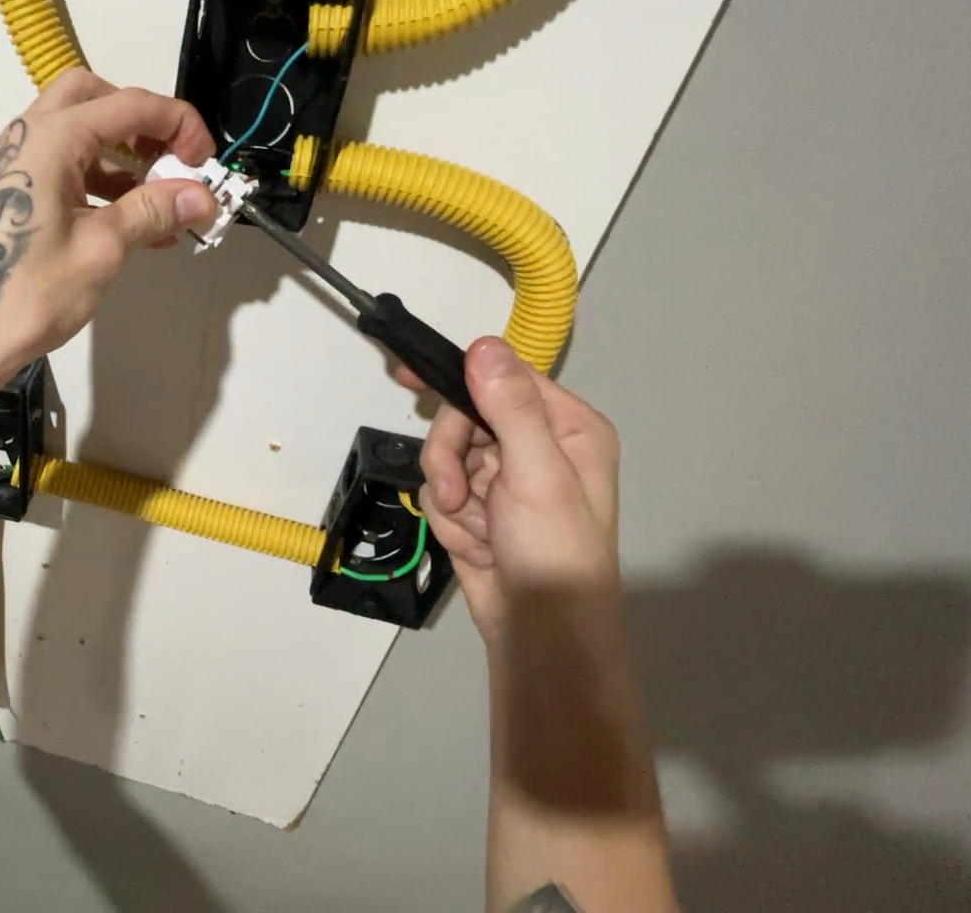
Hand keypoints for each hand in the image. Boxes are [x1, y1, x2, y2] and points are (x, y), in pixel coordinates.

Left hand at [0, 71, 216, 381]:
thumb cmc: (31, 293)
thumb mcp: (102, 249)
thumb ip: (153, 211)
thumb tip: (203, 195)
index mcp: (49, 140)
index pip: (128, 105)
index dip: (177, 123)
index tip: (205, 160)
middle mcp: (26, 138)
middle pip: (92, 98)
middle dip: (140, 121)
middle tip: (170, 158)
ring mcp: (13, 165)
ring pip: (75, 134)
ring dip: (120, 156)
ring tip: (160, 204)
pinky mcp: (9, 193)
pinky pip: (60, 167)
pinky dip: (97, 181)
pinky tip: (130, 223)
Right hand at [394, 338, 621, 644]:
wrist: (537, 626)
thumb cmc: (553, 551)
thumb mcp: (537, 475)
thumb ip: (511, 409)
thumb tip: (483, 345)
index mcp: (566, 427)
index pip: (500, 380)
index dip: (455, 377)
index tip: (405, 376)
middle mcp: (535, 444)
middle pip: (461, 420)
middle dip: (450, 460)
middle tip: (456, 494)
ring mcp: (503, 476)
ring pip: (443, 456)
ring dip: (450, 496)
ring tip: (475, 529)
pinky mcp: (477, 502)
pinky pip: (439, 489)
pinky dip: (450, 518)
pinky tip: (476, 542)